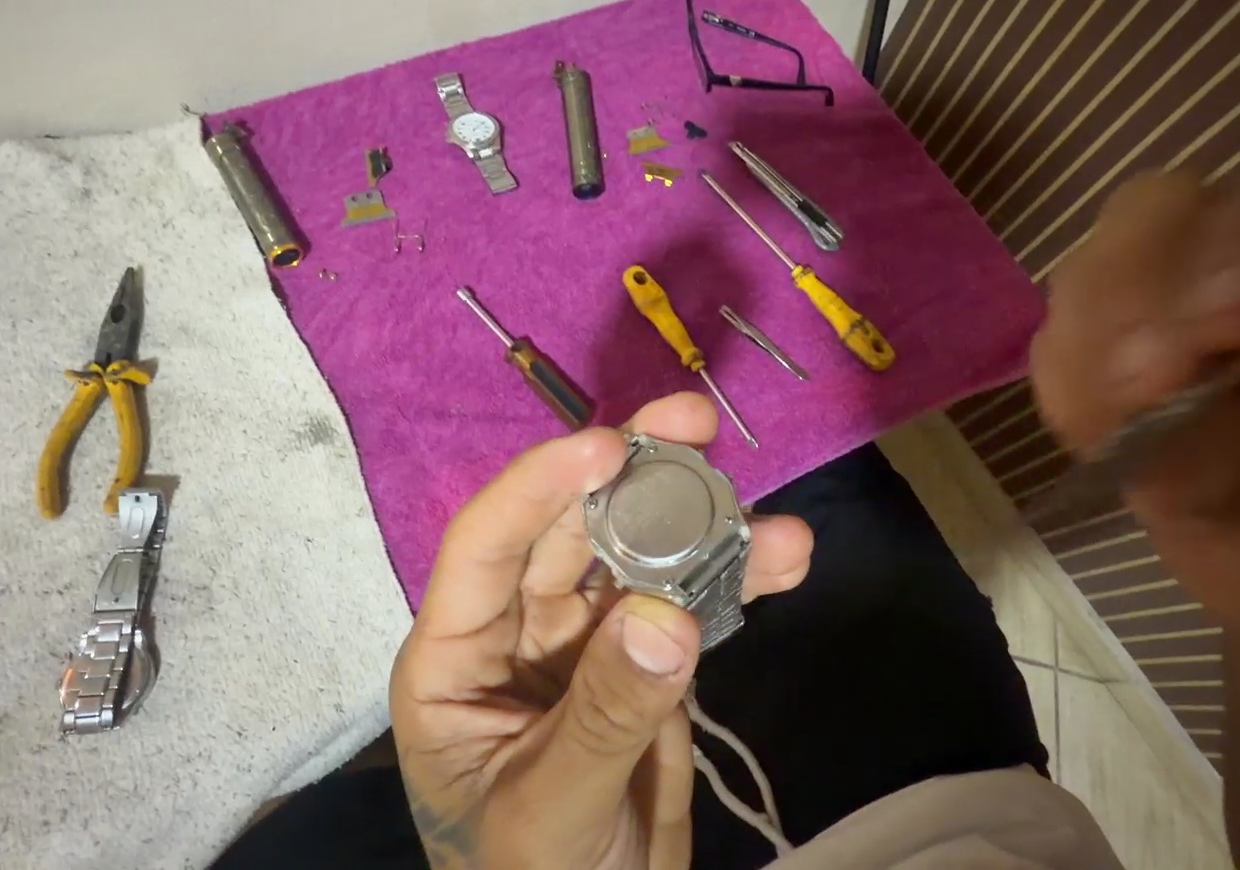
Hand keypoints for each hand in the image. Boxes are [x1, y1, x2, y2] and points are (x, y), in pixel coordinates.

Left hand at [389, 392, 813, 869]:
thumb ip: (603, 716)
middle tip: (695, 424)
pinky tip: (782, 558)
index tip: (608, 446)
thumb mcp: (551, 815)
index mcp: (458, 655)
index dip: (541, 484)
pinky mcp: (645, 658)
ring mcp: (589, 638)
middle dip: (632, 476)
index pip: (487, 543)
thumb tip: (667, 614)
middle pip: (572, 528)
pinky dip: (732, 578)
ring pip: (638, 555)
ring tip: (765, 512)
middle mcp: (521, 627)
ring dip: (699, 528)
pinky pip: (688, 599)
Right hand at [1032, 131, 1239, 865]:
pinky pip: (1060, 333)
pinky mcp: (1129, 361)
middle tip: (1148, 391)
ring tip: (1124, 435)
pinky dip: (1060, 379)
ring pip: (1099, 262)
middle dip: (1144, 285)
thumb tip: (1162, 431)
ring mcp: (1199, 310)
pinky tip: (1102, 436)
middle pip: (1184, 199)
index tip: (1221, 340)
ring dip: (1088, 341)